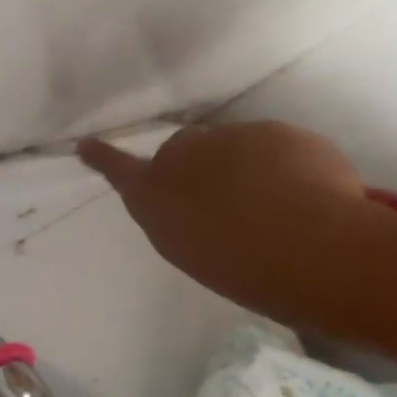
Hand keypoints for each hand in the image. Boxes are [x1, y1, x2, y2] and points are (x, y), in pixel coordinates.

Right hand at [77, 122, 373, 308]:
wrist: (309, 245)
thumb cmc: (239, 265)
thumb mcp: (188, 247)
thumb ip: (178, 218)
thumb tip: (191, 206)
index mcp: (151, 192)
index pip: (120, 169)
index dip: (104, 158)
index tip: (86, 145)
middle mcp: (181, 155)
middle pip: (184, 149)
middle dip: (200, 164)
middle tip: (228, 199)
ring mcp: (230, 137)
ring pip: (235, 146)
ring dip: (247, 166)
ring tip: (279, 205)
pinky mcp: (279, 131)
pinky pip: (279, 146)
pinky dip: (288, 164)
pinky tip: (310, 195)